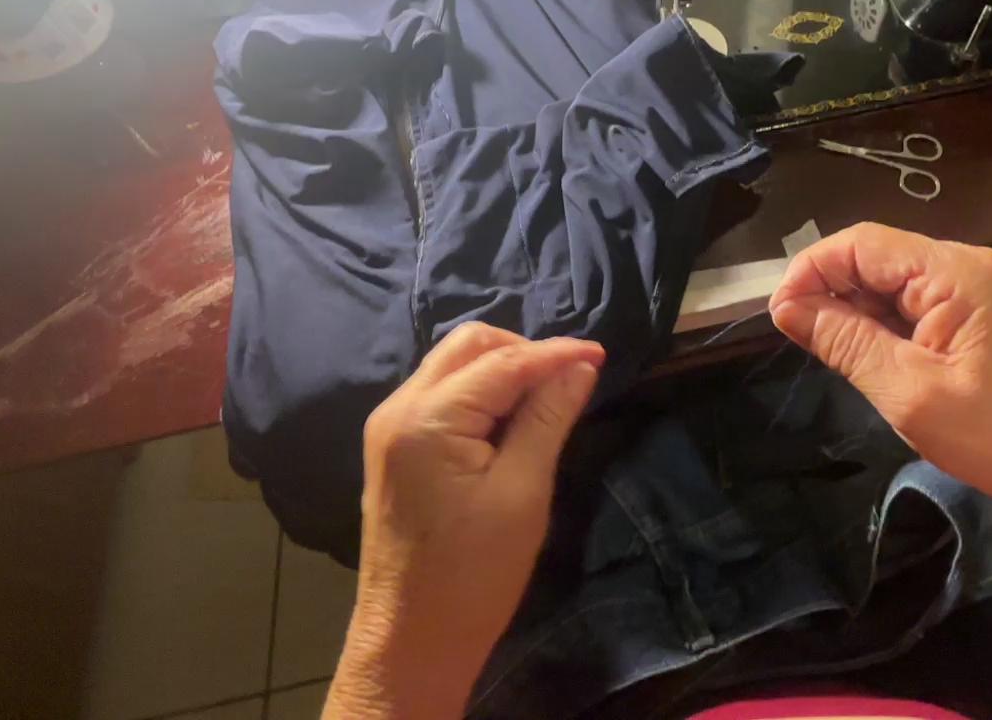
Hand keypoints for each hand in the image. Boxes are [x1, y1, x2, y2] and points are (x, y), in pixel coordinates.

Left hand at [332, 324, 601, 719]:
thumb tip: (581, 366)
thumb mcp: (523, 492)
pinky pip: (443, 392)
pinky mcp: (395, 445)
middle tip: (568, 376)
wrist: (409, 645)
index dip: (556, 354)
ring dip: (502, 367)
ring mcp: (391, 426)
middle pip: (469, 346)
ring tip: (547, 392)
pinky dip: (482, 390)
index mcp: (428, 419)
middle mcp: (399, 408)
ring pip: (454, 364)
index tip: (600, 354)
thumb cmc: (473, 575)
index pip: (503, 363)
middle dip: (523, 351)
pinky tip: (512, 413)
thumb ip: (549, 418)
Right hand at [767, 222, 991, 500]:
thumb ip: (841, 339)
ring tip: (827, 346)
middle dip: (829, 288)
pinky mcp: (970, 311)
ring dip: (851, 307)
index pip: (863, 243)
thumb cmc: (989, 437)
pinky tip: (862, 349)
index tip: (778, 311)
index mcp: (956, 272)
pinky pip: (908, 300)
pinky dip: (877, 321)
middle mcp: (964, 265)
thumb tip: (783, 307)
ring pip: (887, 279)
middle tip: (796, 331)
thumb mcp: (903, 389)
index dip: (812, 268)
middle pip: (875, 256)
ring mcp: (971, 287)